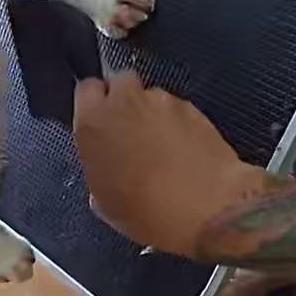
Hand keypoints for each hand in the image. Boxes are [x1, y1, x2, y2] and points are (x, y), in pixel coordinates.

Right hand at [72, 74, 276, 258]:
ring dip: (157, 114)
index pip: (87, 90)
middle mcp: (127, 102)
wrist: (208, 209)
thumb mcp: (108, 204)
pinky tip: (191, 150)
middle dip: (127, 100)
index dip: (97, 105)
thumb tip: (110, 170)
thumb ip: (100, 173)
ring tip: (169, 147)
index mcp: (94, 123)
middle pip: (122, 82)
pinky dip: (183, 124)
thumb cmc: (149, 213)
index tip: (105, 125)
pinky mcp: (197, 109)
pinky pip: (182, 110)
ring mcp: (165, 102)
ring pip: (154, 96)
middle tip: (135, 131)